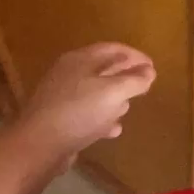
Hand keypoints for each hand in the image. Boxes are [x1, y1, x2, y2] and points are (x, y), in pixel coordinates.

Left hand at [15, 43, 155, 161]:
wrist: (39, 144)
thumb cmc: (79, 112)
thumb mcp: (113, 93)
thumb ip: (134, 81)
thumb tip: (149, 71)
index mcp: (81, 59)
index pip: (113, 49)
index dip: (135, 56)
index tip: (153, 67)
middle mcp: (69, 73)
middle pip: (103, 69)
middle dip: (125, 77)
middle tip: (144, 86)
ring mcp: (62, 96)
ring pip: (94, 92)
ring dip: (113, 99)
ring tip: (128, 107)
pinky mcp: (59, 118)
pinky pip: (86, 113)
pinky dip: (101, 118)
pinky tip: (113, 129)